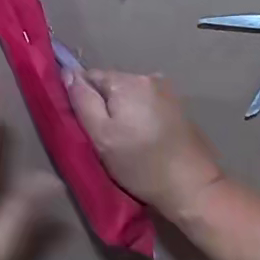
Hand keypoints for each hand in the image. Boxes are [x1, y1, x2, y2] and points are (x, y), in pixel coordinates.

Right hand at [66, 69, 223, 217]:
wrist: (192, 187)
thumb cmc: (140, 164)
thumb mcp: (101, 135)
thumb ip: (82, 101)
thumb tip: (68, 73)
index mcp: (127, 81)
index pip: (89, 76)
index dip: (82, 99)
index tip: (86, 126)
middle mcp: (148, 77)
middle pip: (110, 84)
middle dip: (103, 105)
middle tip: (104, 138)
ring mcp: (166, 91)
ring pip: (128, 95)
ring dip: (121, 111)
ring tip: (124, 140)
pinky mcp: (177, 107)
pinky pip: (145, 103)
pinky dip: (138, 117)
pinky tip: (143, 138)